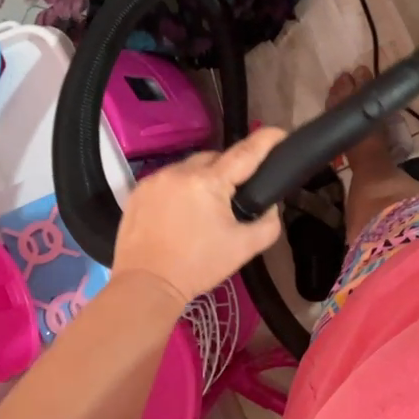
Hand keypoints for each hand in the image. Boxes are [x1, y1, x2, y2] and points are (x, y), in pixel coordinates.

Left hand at [111, 126, 285, 306]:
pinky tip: (182, 211)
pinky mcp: (138, 192)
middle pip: (215, 158)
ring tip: (207, 205)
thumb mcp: (244, 248)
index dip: (266, 139)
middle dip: (229, 170)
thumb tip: (270, 206)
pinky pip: (168, 179)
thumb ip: (269, 223)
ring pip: (190, 167)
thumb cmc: (197, 266)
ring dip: (203, 177)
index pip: (245, 152)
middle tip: (236, 195)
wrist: (145, 287)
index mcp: (209, 183)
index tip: (281, 132)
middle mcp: (180, 172)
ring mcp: (155, 180)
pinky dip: (180, 188)